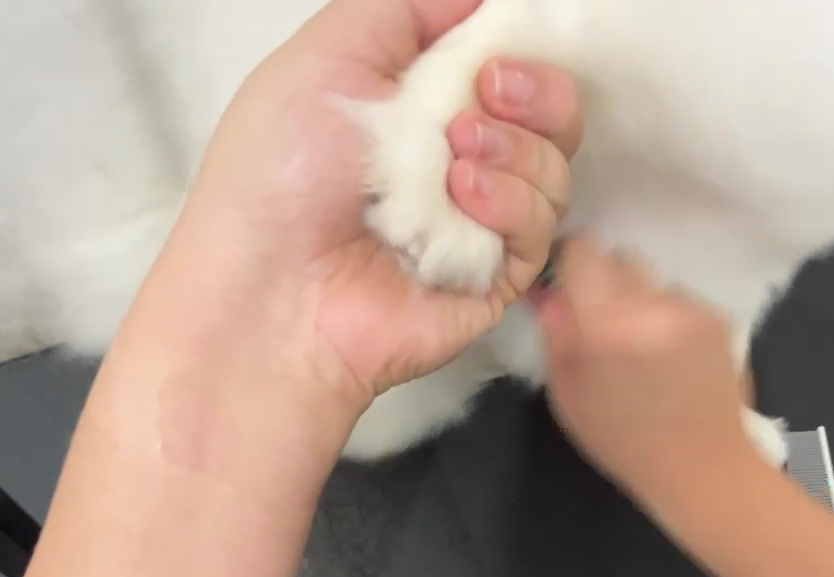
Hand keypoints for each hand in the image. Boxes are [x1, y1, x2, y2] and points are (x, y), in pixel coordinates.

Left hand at [139, 0, 582, 414]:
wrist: (277, 291)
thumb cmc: (283, 173)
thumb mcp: (331, 56)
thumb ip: (405, 11)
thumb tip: (482, 3)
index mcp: (429, 112)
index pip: (513, 73)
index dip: (523, 53)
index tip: (496, 54)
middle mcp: (466, 167)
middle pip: (556, 123)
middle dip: (539, 95)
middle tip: (489, 95)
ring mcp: (484, 228)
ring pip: (556, 175)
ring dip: (516, 151)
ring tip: (455, 159)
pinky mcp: (497, 280)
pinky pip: (541, 233)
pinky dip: (512, 204)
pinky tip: (464, 197)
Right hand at [537, 238, 768, 507]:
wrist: (703, 467)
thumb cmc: (624, 442)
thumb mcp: (569, 397)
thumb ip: (556, 336)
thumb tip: (550, 293)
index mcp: (605, 321)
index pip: (583, 250)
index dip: (571, 261)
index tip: (569, 284)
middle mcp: (651, 302)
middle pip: (620, 259)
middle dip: (607, 283)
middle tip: (606, 326)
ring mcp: (691, 308)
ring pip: (655, 282)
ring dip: (644, 302)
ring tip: (646, 350)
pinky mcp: (720, 319)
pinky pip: (683, 302)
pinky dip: (673, 320)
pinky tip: (676, 360)